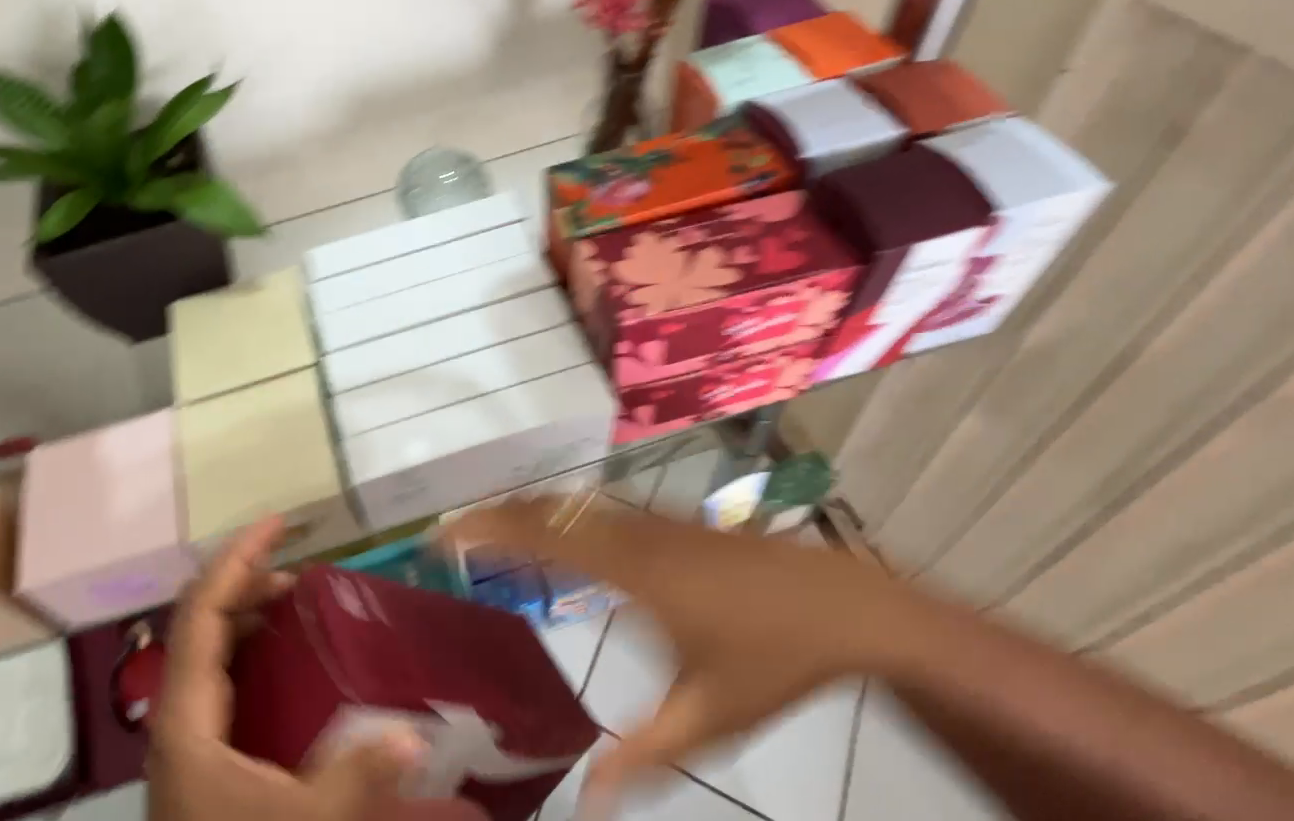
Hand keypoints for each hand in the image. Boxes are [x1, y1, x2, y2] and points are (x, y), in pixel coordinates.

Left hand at [149, 518, 486, 820]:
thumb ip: (358, 775)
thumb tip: (415, 733)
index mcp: (187, 717)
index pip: (203, 612)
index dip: (238, 558)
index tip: (279, 522)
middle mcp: (176, 716)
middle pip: (199, 622)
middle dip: (245, 579)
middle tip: (297, 565)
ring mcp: (183, 737)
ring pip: (204, 649)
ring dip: (244, 611)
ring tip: (290, 597)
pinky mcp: (196, 757)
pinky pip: (215, 676)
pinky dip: (244, 647)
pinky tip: (278, 657)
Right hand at [443, 497, 923, 800]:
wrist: (851, 607)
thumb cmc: (776, 660)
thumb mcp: (709, 716)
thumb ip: (644, 755)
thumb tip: (591, 801)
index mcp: (631, 571)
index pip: (542, 535)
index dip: (487, 530)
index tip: (442, 536)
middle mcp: (636, 534)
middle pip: (550, 508)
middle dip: (496, 516)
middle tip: (453, 535)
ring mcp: (659, 523)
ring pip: (577, 504)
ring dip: (530, 512)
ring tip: (493, 535)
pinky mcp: (679, 525)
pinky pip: (604, 510)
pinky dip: (567, 516)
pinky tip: (566, 542)